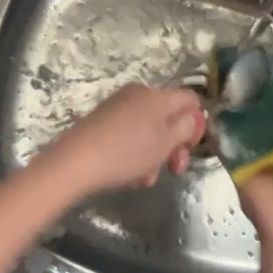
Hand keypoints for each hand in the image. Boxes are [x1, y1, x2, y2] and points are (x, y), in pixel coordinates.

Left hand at [38, 84, 204, 195]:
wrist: (76, 161)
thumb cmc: (127, 152)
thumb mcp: (164, 144)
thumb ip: (184, 128)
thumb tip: (192, 116)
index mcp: (158, 95)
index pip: (190, 100)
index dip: (196, 123)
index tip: (190, 148)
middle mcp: (139, 93)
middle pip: (169, 116)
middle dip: (174, 144)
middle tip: (174, 170)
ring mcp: (119, 105)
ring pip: (149, 129)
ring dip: (154, 153)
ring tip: (145, 178)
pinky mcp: (104, 119)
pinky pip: (130, 133)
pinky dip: (136, 151)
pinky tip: (130, 173)